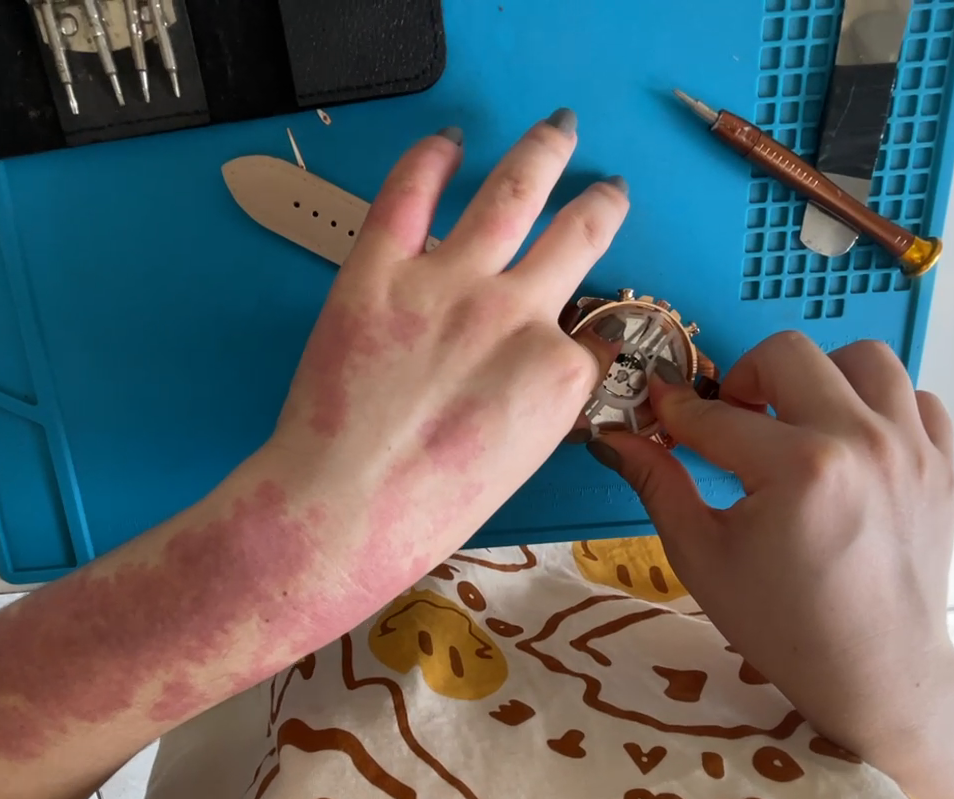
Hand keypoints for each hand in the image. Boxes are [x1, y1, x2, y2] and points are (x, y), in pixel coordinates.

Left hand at [255, 112, 628, 608]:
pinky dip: (432, 157)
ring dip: (544, 151)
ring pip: (514, 190)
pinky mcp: (379, 269)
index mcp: (556, 376)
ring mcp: (449, 283)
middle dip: (602, 206)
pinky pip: (411, 191)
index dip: (588, 323)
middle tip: (609, 188)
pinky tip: (448, 143)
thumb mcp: (514, 465)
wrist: (344, 511)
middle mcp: (515, 314)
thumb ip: (537, 403)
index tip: (579, 315)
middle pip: (579, 235)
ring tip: (557, 130)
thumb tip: (544, 363)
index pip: (591, 331)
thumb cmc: (426, 512)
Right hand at [591, 331, 953, 762]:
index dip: (674, 412)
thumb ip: (657, 484)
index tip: (659, 412)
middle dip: (742, 378)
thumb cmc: (778, 623)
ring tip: (793, 422)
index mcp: (798, 469)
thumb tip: (615, 438)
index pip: (715, 415)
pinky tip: (846, 442)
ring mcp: (913, 447)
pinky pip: (913, 395)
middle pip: (789, 354)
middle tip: (728, 421)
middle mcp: (862, 441)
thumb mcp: (700, 556)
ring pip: (863, 357)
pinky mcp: (942, 462)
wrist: (873, 671)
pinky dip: (874, 403)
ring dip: (816, 377)